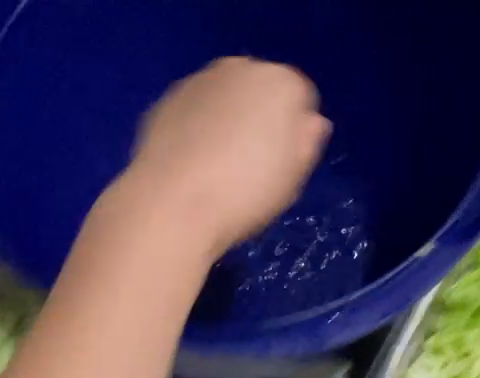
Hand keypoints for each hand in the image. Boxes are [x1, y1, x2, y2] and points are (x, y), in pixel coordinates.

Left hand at [122, 57, 330, 259]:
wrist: (173, 205)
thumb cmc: (245, 196)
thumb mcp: (292, 179)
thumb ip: (306, 143)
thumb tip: (312, 124)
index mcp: (283, 84)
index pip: (300, 99)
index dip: (294, 134)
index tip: (282, 164)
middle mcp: (241, 69)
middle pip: (261, 92)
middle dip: (259, 120)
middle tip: (251, 166)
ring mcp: (200, 81)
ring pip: (225, 99)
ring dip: (226, 122)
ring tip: (218, 168)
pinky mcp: (168, 99)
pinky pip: (194, 112)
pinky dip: (197, 129)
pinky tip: (192, 165)